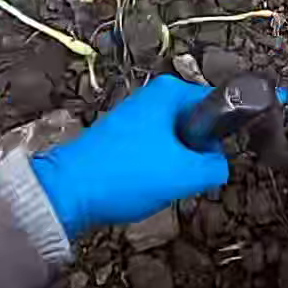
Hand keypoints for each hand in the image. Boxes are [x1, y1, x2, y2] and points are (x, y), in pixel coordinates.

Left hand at [30, 76, 229, 237]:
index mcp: (171, 91)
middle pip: (198, 122)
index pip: (217, 105)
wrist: (65, 196)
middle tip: (190, 171)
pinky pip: (158, 146)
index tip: (215, 156)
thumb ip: (216, 166)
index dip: (222, 134)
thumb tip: (219, 165)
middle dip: (198, 149)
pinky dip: (160, 164)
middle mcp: (154, 95)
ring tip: (167, 178)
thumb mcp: (185, 174)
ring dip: (179, 159)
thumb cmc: (124, 175)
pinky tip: (150, 182)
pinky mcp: (123, 135)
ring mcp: (137, 114)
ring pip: (178, 137)